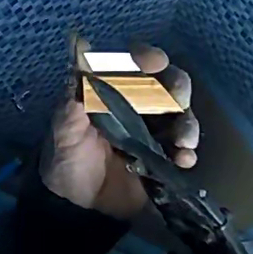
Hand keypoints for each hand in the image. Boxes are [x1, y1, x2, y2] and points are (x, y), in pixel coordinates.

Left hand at [42, 44, 199, 220]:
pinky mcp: (161, 158)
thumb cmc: (66, 159)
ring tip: (183, 141)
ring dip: (187, 123)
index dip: (146, 57)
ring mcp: (151, 132)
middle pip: (166, 84)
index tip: (155, 62)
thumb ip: (76, 92)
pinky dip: (187, 152)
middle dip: (177, 87)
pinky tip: (183, 159)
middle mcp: (134, 106)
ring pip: (180, 115)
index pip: (132, 64)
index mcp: (110, 92)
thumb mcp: (65, 127)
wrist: (76, 208)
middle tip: (177, 100)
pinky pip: (182, 148)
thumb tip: (77, 45)